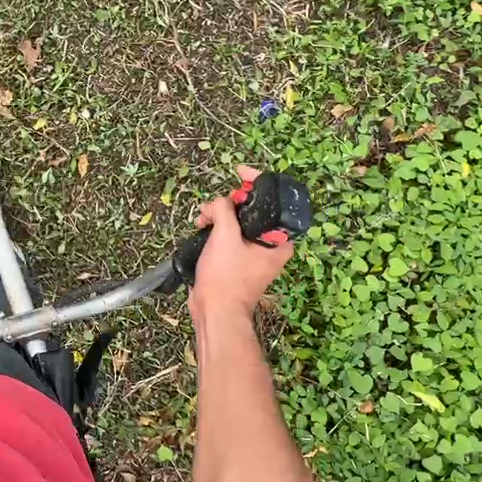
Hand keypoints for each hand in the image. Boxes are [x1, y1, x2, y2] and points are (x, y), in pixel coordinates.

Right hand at [189, 165, 294, 324]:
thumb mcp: (225, 236)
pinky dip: (217, 229)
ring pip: (238, 222)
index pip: (274, 201)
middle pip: (252, 210)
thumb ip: (225, 210)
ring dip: (218, 216)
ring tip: (202, 222)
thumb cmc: (226, 275)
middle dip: (228, 203)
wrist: (215, 310)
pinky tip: (202, 230)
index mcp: (279, 240)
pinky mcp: (240, 260)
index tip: (239, 171)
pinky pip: (231, 236)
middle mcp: (272, 245)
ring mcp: (256, 254)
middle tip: (211, 208)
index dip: (256, 181)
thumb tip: (220, 202)